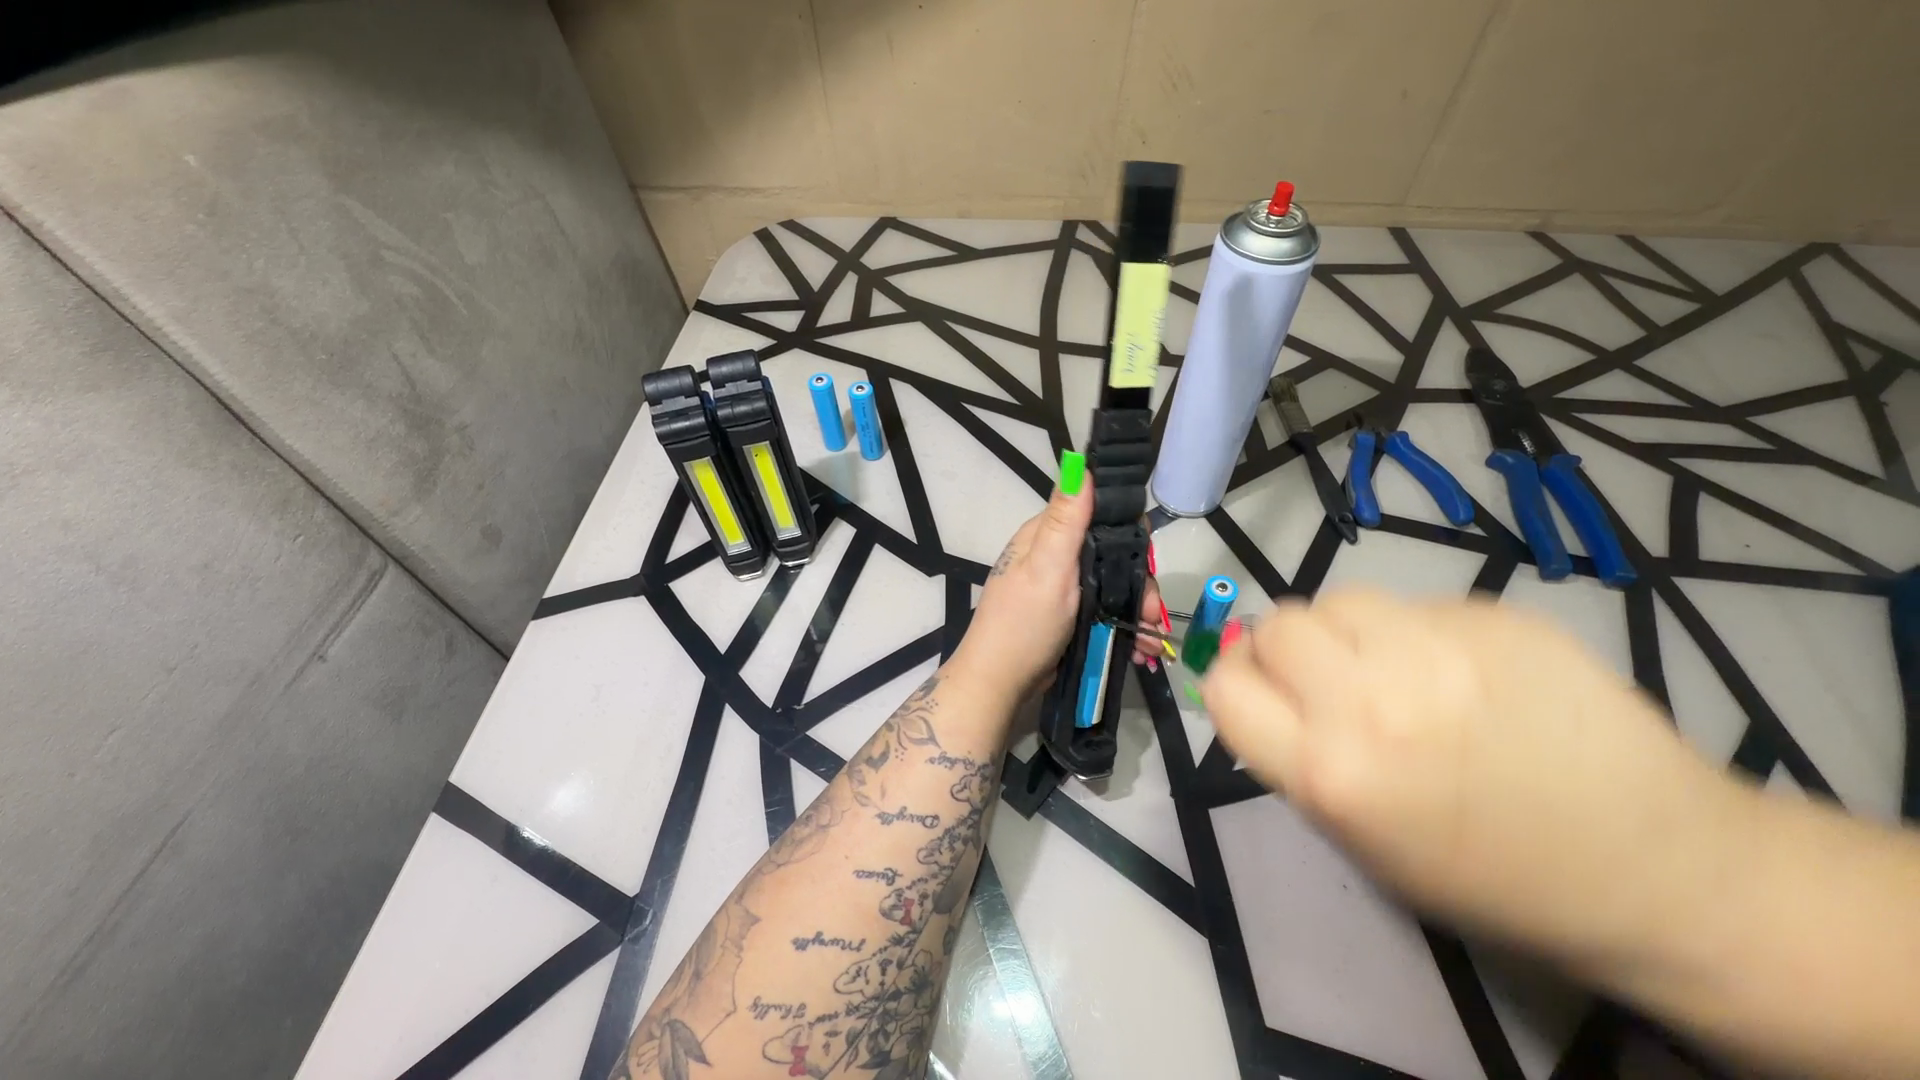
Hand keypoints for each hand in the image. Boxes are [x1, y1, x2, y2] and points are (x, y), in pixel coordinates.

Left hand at [949, 487, 1163, 701]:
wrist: (1000, 684)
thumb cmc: (1023, 624)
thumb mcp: (1047, 568)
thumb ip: (1066, 522)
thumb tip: (1079, 465)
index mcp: (1046, 537)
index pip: (1097, 515)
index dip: (1128, 533)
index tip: (1148, 560)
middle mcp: (1055, 557)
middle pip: (1113, 556)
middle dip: (1140, 584)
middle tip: (1153, 615)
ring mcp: (1063, 589)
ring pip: (1115, 587)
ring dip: (1138, 611)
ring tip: (1152, 640)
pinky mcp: (1070, 617)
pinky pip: (1107, 613)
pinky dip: (1126, 628)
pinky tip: (1141, 648)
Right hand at [1200, 588, 1741, 966]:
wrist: (1653, 863)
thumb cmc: (1493, 876)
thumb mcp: (1364, 841)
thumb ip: (1299, 759)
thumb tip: (1268, 690)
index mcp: (1331, 773)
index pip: (1225, 685)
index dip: (1237, 684)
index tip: (1265, 695)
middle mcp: (1371, 701)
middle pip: (1274, 626)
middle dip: (1287, 651)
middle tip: (1329, 680)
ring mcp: (1437, 650)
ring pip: (1339, 599)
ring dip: (1346, 630)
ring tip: (1392, 667)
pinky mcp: (1494, 617)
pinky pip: (1415, 604)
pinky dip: (1417, 631)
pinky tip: (1464, 671)